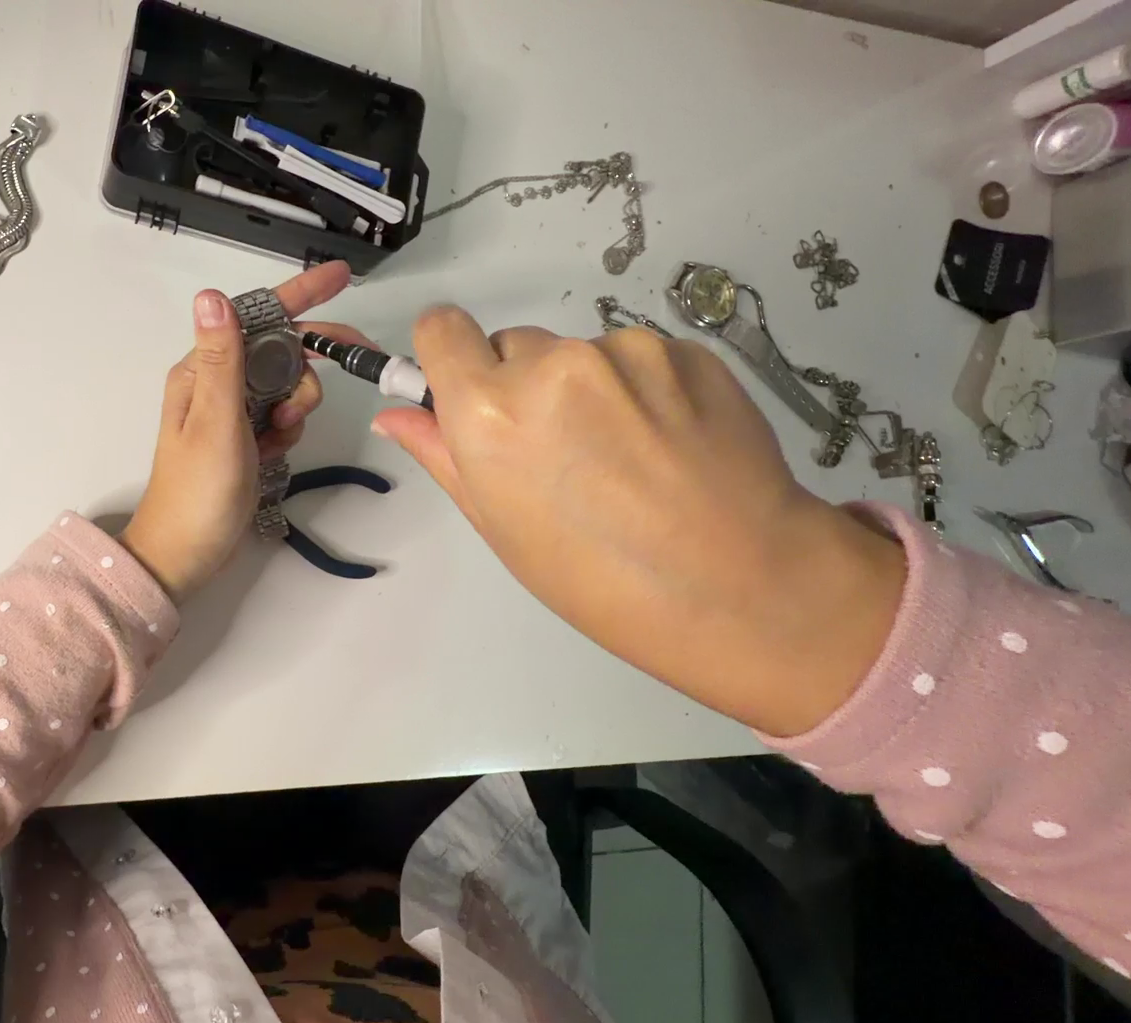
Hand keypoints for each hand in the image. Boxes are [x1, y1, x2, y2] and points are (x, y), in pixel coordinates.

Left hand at [120, 261, 352, 600]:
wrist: (187, 553)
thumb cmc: (198, 490)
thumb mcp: (216, 421)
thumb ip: (223, 359)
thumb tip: (211, 294)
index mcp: (202, 371)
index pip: (257, 318)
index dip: (300, 296)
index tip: (342, 277)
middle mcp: (216, 385)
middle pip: (278, 352)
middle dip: (308, 364)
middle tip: (341, 374)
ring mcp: (231, 414)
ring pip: (286, 386)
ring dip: (296, 406)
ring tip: (279, 437)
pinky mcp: (244, 441)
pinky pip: (280, 418)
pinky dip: (287, 431)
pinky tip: (275, 452)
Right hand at [373, 309, 906, 737]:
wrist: (737, 585)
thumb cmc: (589, 574)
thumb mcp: (496, 522)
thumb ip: (441, 454)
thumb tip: (393, 415)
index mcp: (488, 409)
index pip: (440, 329)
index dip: (445, 355)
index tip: (464, 388)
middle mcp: (552, 363)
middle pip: (512, 346)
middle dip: (518, 385)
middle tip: (555, 451)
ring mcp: (627, 351)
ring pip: (578, 354)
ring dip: (583, 390)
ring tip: (624, 456)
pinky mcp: (689, 350)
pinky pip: (638, 360)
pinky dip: (639, 391)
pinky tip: (666, 445)